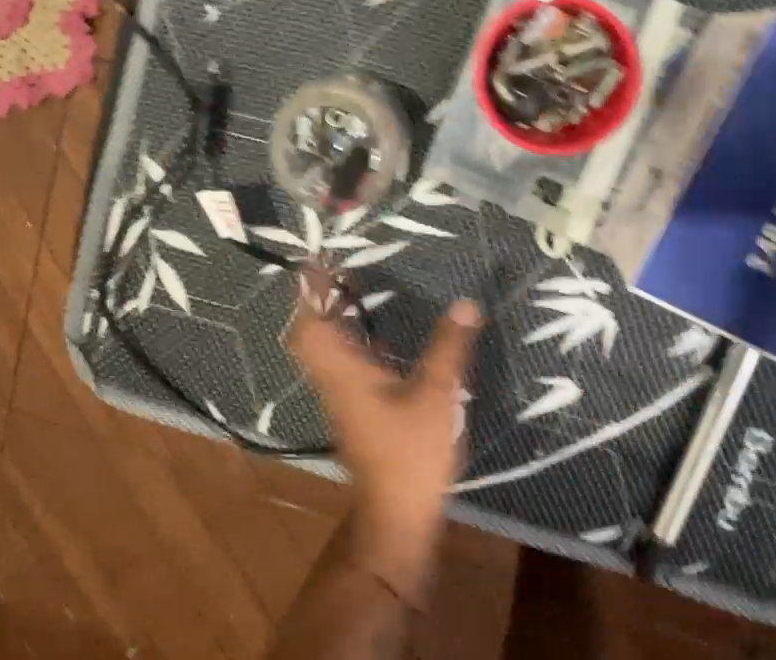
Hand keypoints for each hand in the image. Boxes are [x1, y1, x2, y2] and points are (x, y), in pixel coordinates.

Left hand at [288, 267, 482, 600]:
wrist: (396, 514)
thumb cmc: (411, 453)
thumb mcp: (437, 395)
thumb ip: (448, 348)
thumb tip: (465, 304)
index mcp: (344, 371)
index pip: (311, 324)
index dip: (311, 291)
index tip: (318, 259)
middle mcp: (335, 381)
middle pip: (310, 335)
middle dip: (318, 301)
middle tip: (335, 271)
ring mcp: (342, 398)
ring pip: (325, 351)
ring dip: (332, 319)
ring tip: (351, 290)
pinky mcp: (355, 412)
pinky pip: (341, 365)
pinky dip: (350, 342)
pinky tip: (376, 337)